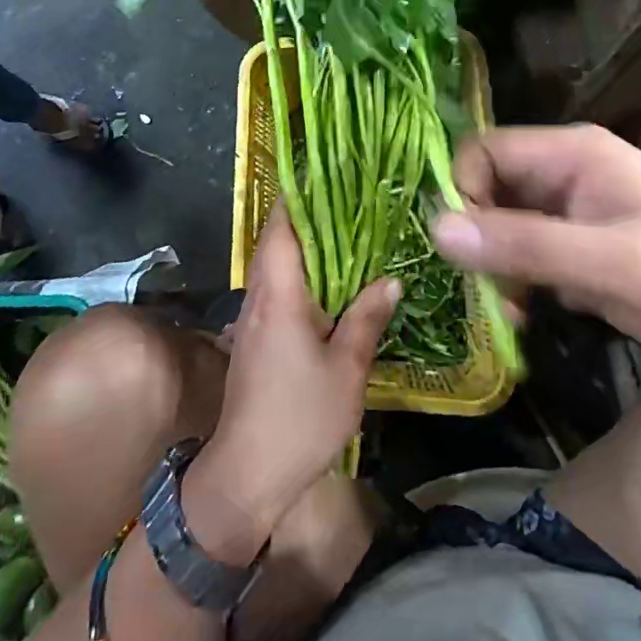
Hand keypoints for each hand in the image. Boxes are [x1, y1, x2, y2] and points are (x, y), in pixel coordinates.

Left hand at [185, 207, 397, 562]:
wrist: (249, 469)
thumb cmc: (301, 416)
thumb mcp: (346, 368)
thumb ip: (366, 319)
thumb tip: (391, 280)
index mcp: (278, 293)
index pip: (280, 226)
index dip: (298, 195)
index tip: (326, 172)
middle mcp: (258, 295)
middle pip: (276, 240)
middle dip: (309, 215)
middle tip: (351, 198)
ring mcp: (252, 316)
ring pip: (276, 265)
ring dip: (306, 245)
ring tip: (348, 230)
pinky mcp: (254, 336)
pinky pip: (278, 289)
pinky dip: (302, 274)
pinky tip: (332, 282)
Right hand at [431, 125, 640, 373]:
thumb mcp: (612, 265)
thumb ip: (522, 245)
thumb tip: (434, 228)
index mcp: (574, 154)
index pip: (484, 151)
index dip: (461, 191)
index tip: (461, 246)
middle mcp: (567, 174)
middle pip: (488, 188)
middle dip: (477, 236)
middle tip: (484, 285)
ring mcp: (574, 212)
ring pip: (502, 225)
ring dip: (495, 265)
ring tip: (510, 309)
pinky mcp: (580, 247)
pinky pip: (524, 253)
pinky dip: (516, 281)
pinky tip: (527, 313)